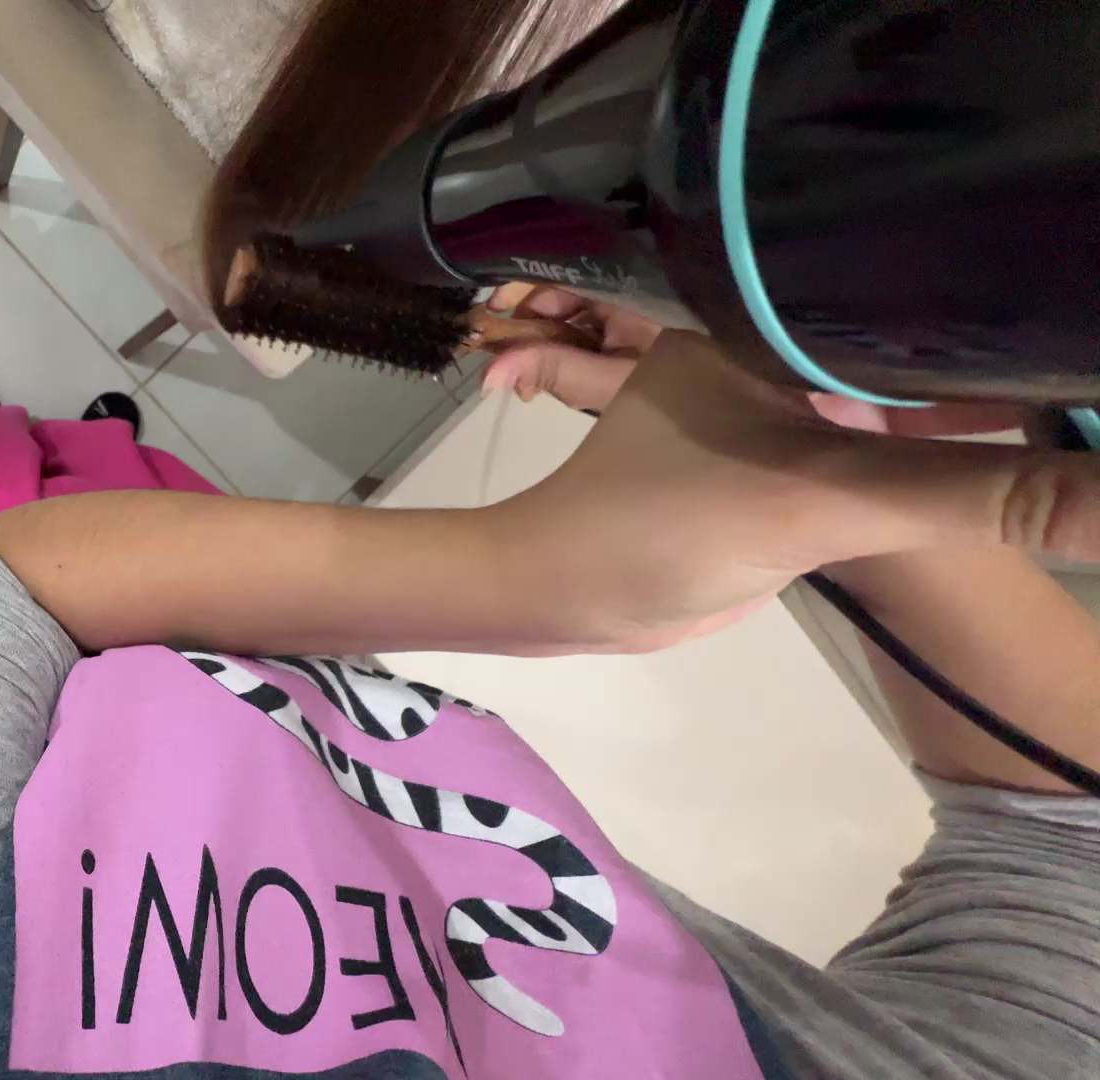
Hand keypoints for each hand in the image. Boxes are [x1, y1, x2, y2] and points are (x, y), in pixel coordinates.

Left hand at [475, 286, 1099, 650]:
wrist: (574, 596)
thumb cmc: (654, 528)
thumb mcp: (818, 500)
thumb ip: (988, 496)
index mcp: (745, 319)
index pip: (890, 263)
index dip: (1001, 255)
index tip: (1090, 244)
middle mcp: (762, 350)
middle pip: (907, 326)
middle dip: (1007, 328)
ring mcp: (776, 407)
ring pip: (904, 388)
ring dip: (993, 391)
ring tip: (1099, 364)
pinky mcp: (786, 462)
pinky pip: (890, 443)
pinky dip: (956, 445)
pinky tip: (1051, 435)